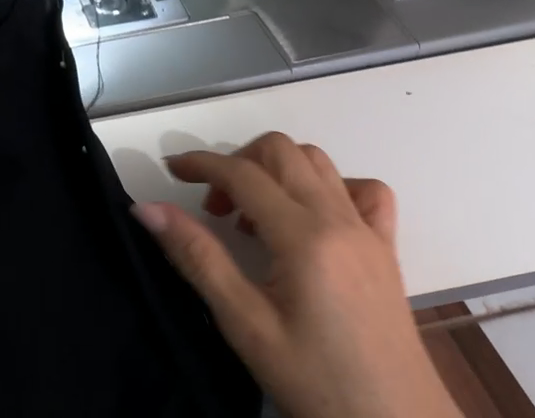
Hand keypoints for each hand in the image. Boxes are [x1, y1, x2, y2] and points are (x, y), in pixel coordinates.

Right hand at [131, 133, 460, 417]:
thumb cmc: (317, 383)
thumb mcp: (246, 326)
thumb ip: (197, 258)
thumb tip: (147, 208)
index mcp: (303, 237)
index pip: (242, 173)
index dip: (201, 164)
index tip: (170, 171)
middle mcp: (339, 220)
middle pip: (281, 151)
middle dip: (237, 163)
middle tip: (214, 209)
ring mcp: (368, 231)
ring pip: (317, 161)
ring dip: (276, 170)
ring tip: (253, 216)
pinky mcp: (387, 250)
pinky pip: (363, 191)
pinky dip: (330, 186)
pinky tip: (311, 218)